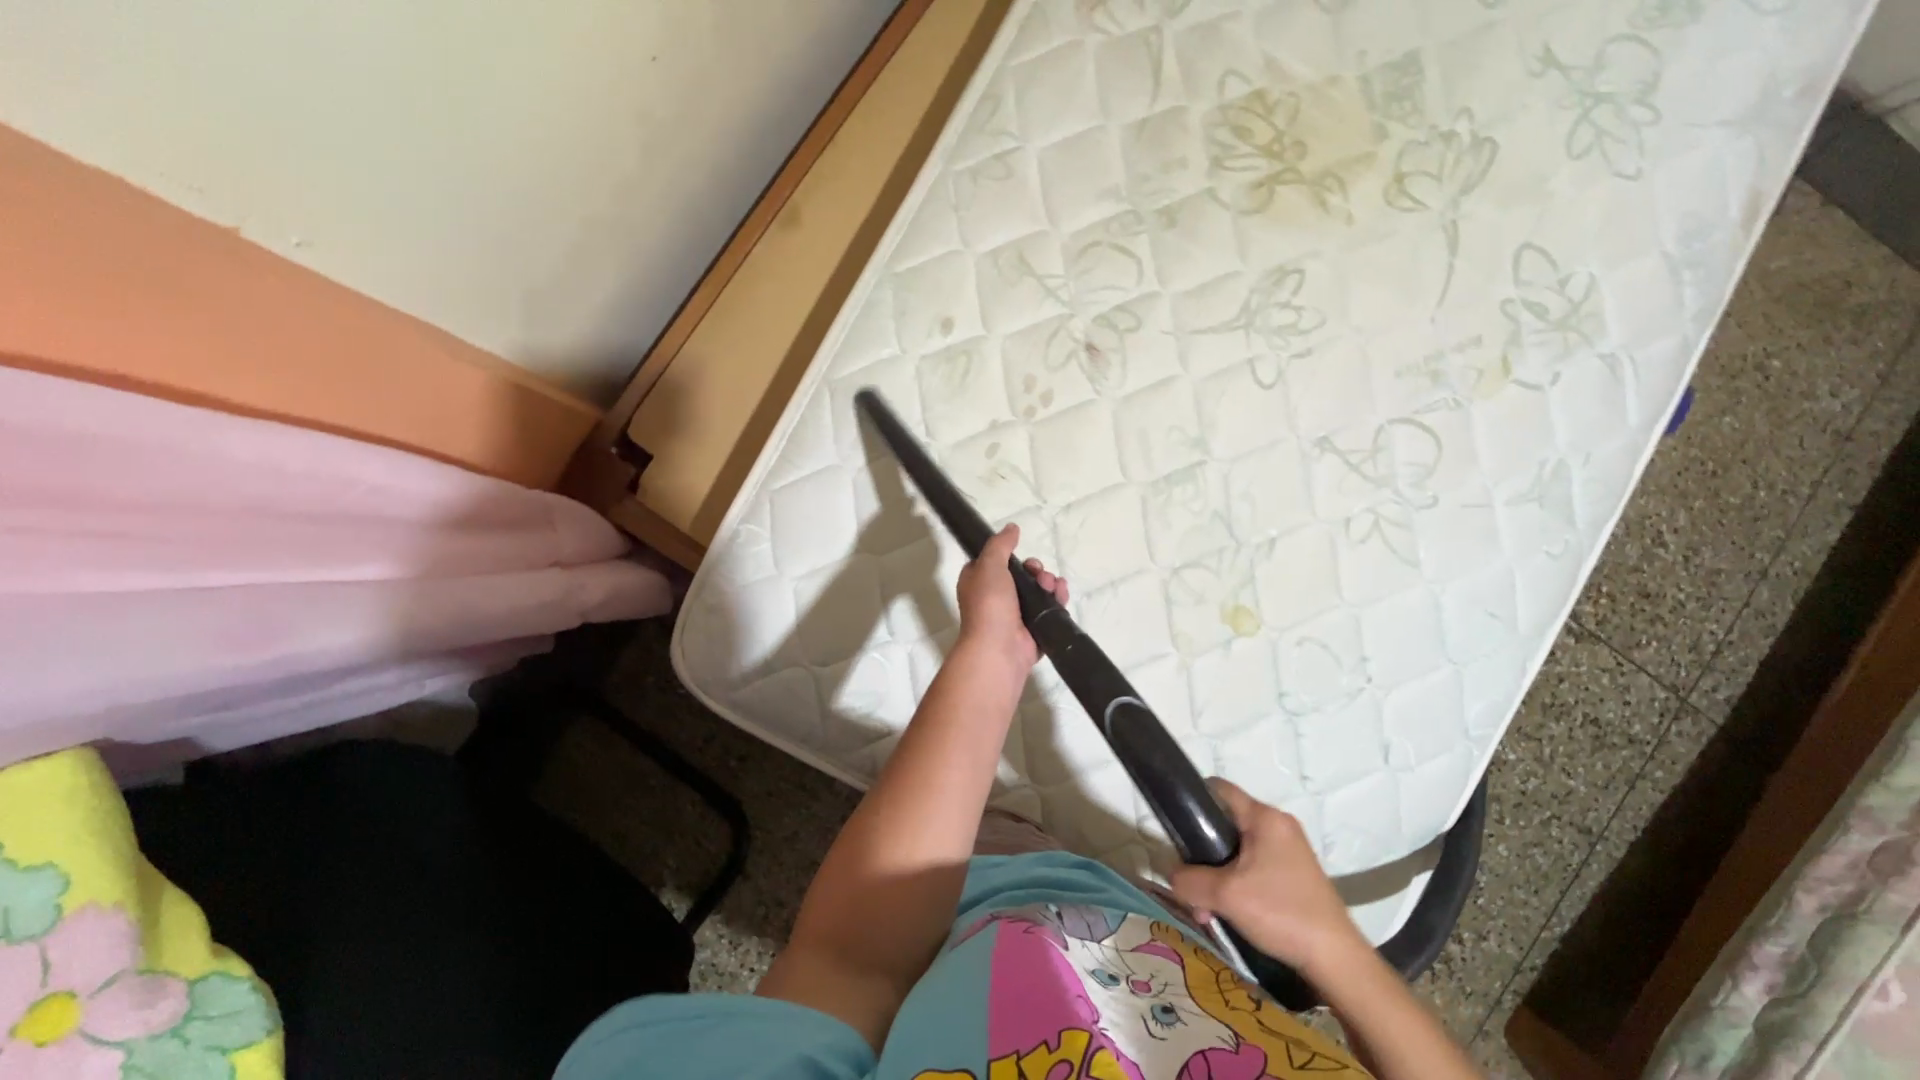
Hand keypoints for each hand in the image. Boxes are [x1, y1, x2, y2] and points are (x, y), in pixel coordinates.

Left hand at [955, 524, 1067, 670]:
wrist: (1000, 648)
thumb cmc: (989, 603)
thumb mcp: (989, 565)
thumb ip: (1000, 544)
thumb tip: (1012, 527)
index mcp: (980, 583)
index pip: (999, 563)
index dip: (1013, 558)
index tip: (1021, 556)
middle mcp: (997, 598)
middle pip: (1024, 575)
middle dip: (1037, 571)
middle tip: (1040, 575)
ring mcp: (1016, 615)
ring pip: (1040, 591)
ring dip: (1050, 583)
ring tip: (1053, 588)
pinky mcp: (1034, 629)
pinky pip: (1050, 609)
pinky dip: (1058, 601)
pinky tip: (1062, 596)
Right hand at [1169, 778, 1367, 977]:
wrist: (1334, 957)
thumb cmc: (1280, 912)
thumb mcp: (1225, 895)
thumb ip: (1189, 880)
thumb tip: (1172, 875)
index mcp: (1266, 818)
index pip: (1219, 790)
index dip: (1191, 800)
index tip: (1172, 824)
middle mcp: (1278, 827)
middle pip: (1224, 826)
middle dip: (1201, 856)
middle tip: (1189, 883)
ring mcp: (1288, 852)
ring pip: (1236, 854)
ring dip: (1216, 879)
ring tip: (1206, 910)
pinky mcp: (1292, 876)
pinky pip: (1252, 870)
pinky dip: (1235, 888)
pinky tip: (1226, 915)